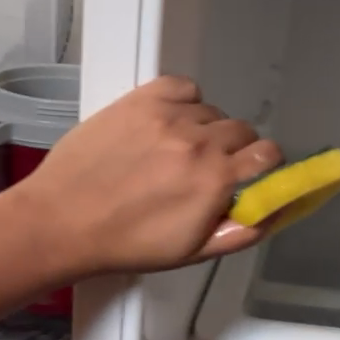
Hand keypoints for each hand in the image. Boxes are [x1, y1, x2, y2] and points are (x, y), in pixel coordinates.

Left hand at [6, 75, 280, 279]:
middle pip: (243, 130)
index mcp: (216, 180)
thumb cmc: (128, 244)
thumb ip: (243, 232)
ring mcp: (168, 117)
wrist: (61, 222)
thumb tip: (278, 211)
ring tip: (178, 149)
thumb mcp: (194, 252)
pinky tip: (169, 122)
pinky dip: (185, 101)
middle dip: (235, 150)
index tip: (251, 174)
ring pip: (213, 112)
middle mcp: (199, 142)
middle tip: (208, 168)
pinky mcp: (141, 100)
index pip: (269, 153)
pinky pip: (184, 87)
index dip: (266, 164)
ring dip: (206, 129)